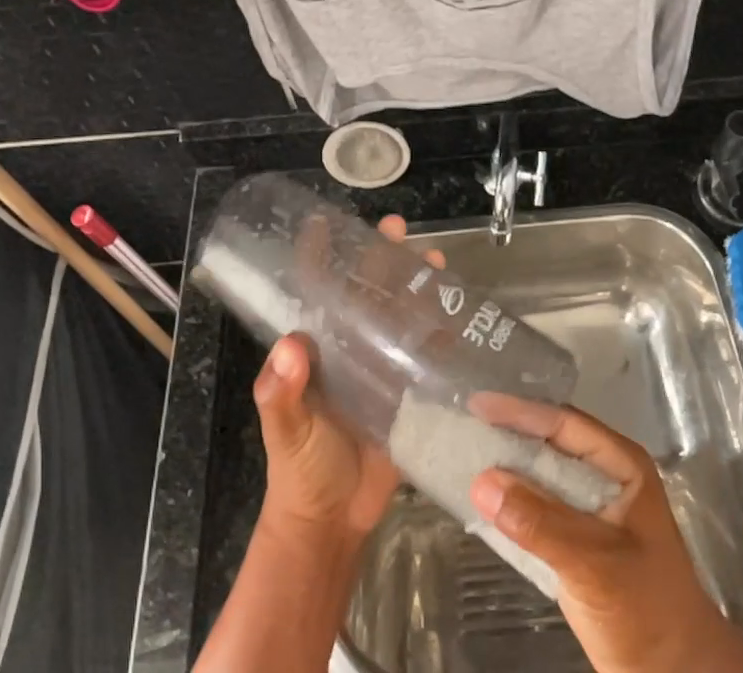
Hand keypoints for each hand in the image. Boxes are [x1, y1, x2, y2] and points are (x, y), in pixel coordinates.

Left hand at [253, 215, 441, 536]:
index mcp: (316, 351)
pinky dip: (441, 332)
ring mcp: (379, 370)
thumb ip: (283, 393)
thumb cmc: (300, 469)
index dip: (318, 256)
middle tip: (400, 231)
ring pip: (398, 316)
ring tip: (436, 261)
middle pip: (364, 294)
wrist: (333, 520)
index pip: (313, 293)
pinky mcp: (407, 393)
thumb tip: (290, 345)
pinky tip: (460, 312)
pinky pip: (425, 354)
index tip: (326, 222)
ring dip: (415, 287)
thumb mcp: (286, 430)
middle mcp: (347, 351)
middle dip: (381, 260)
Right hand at [467, 403, 742, 672]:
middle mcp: (603, 478)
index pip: (564, 424)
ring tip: (457, 450)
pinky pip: (533, 508)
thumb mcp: (594, 561)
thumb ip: (540, 521)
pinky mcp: (572, 541)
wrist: (670, 669)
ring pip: (538, 475)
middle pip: (548, 443)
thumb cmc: (645, 606)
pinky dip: (507, 502)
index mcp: (621, 466)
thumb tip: (482, 481)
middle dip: (507, 433)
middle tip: (459, 420)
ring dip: (503, 467)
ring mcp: (587, 511)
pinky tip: (475, 497)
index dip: (520, 411)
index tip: (476, 403)